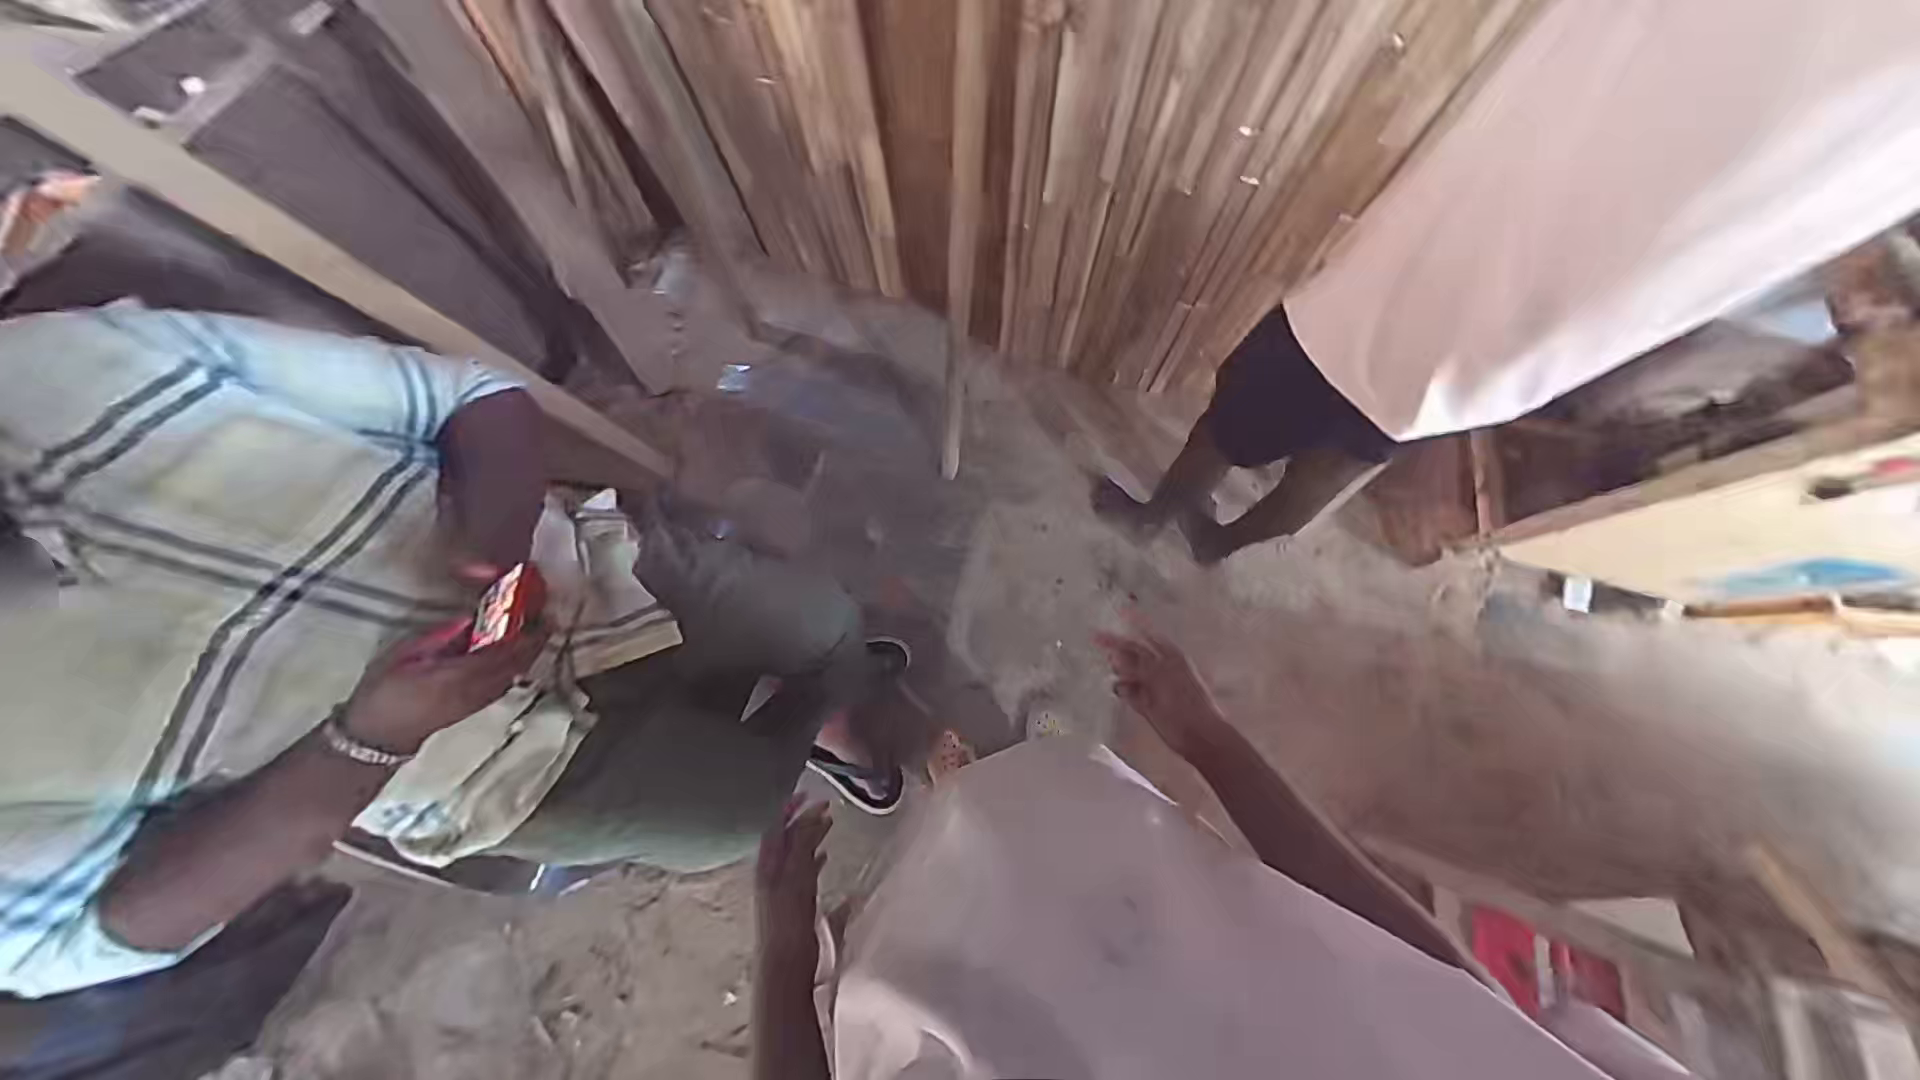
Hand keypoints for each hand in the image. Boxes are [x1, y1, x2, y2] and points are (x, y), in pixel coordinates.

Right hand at [340, 618, 548, 754]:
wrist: (377, 737)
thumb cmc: (383, 694)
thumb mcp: (403, 657)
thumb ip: (440, 637)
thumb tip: (469, 619)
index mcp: (460, 674)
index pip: (505, 651)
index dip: (525, 633)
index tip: (536, 615)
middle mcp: (479, 687)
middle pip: (520, 660)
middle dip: (536, 639)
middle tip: (543, 619)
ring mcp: (483, 698)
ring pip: (519, 670)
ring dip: (530, 651)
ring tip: (535, 631)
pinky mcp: (481, 704)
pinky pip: (509, 680)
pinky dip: (520, 663)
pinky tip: (517, 652)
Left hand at [756, 798, 829, 957]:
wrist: (785, 968)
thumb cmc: (789, 920)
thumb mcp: (798, 877)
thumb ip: (803, 845)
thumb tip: (811, 814)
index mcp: (768, 864)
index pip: (776, 826)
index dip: (789, 808)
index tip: (807, 792)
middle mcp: (771, 873)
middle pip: (786, 837)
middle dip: (803, 819)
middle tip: (825, 805)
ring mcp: (781, 888)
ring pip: (795, 853)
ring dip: (810, 836)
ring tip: (829, 824)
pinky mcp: (792, 903)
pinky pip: (803, 870)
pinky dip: (813, 857)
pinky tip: (825, 857)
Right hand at [1095, 613, 1230, 760]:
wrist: (1200, 737)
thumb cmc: (1184, 703)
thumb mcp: (1160, 678)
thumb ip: (1137, 665)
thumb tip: (1115, 654)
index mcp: (1169, 656)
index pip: (1146, 634)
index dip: (1135, 622)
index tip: (1120, 611)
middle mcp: (1161, 668)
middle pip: (1135, 652)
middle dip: (1118, 646)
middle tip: (1097, 641)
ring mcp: (1154, 686)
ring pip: (1131, 671)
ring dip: (1119, 668)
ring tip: (1111, 666)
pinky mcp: (1148, 704)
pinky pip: (1129, 690)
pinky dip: (1122, 687)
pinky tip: (1117, 687)